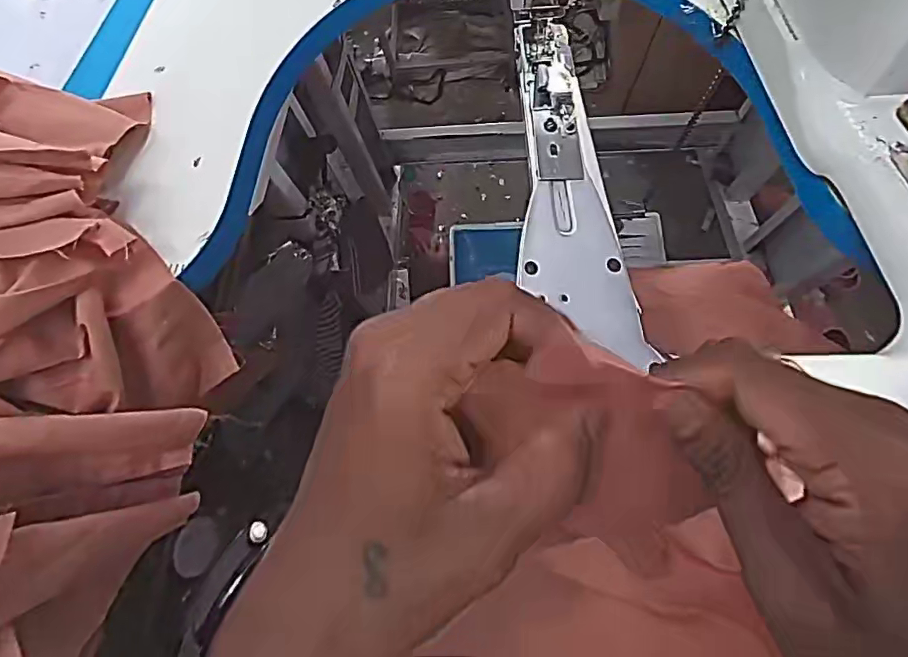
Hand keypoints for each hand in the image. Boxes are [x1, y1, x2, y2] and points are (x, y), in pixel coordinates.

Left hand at [211, 281, 599, 656]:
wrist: (312, 606)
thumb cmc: (384, 575)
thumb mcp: (491, 533)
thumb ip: (560, 463)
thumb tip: (594, 412)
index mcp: (403, 366)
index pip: (500, 302)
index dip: (552, 333)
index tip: (575, 380)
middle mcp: (381, 342)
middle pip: (483, 301)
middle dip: (534, 342)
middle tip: (562, 395)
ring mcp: (372, 351)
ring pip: (467, 315)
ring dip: (509, 352)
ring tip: (531, 410)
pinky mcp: (374, 368)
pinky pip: (445, 336)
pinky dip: (483, 362)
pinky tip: (492, 415)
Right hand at [654, 340, 907, 656]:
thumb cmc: (876, 653)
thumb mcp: (788, 582)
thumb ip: (730, 478)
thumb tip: (677, 402)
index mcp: (870, 454)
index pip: (755, 373)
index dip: (692, 376)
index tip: (652, 403)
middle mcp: (888, 423)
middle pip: (769, 370)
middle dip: (709, 389)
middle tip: (669, 429)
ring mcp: (891, 426)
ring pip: (781, 379)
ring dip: (732, 403)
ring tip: (698, 444)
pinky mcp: (885, 435)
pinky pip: (804, 401)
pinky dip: (762, 416)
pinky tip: (742, 451)